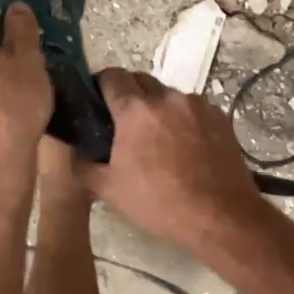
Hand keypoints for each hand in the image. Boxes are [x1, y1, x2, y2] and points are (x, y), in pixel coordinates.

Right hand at [80, 69, 266, 254]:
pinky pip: (192, 108)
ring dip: (157, 107)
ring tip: (159, 139)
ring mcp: (197, 105)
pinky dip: (183, 119)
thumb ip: (82, 165)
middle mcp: (166, 97)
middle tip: (124, 124)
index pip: (111, 76)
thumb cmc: (160, 203)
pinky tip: (185, 147)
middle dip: (128, 94)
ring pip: (167, 95)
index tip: (97, 102)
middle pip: (139, 80)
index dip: (100, 85)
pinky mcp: (220, 117)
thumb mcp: (110, 190)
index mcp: (135, 110)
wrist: (223, 218)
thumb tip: (71, 151)